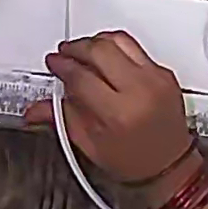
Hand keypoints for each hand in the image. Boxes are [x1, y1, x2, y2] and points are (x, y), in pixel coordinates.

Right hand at [23, 31, 195, 190]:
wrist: (171, 168)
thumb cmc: (134, 162)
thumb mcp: (90, 145)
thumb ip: (62, 118)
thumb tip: (36, 107)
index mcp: (118, 114)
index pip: (81, 77)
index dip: (62, 66)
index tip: (54, 64)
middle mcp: (139, 91)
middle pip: (99, 51)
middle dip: (76, 48)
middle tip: (65, 53)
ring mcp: (155, 79)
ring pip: (119, 41)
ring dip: (96, 41)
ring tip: (83, 49)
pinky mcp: (165, 73)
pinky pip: (136, 48)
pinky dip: (117, 47)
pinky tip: (106, 55)